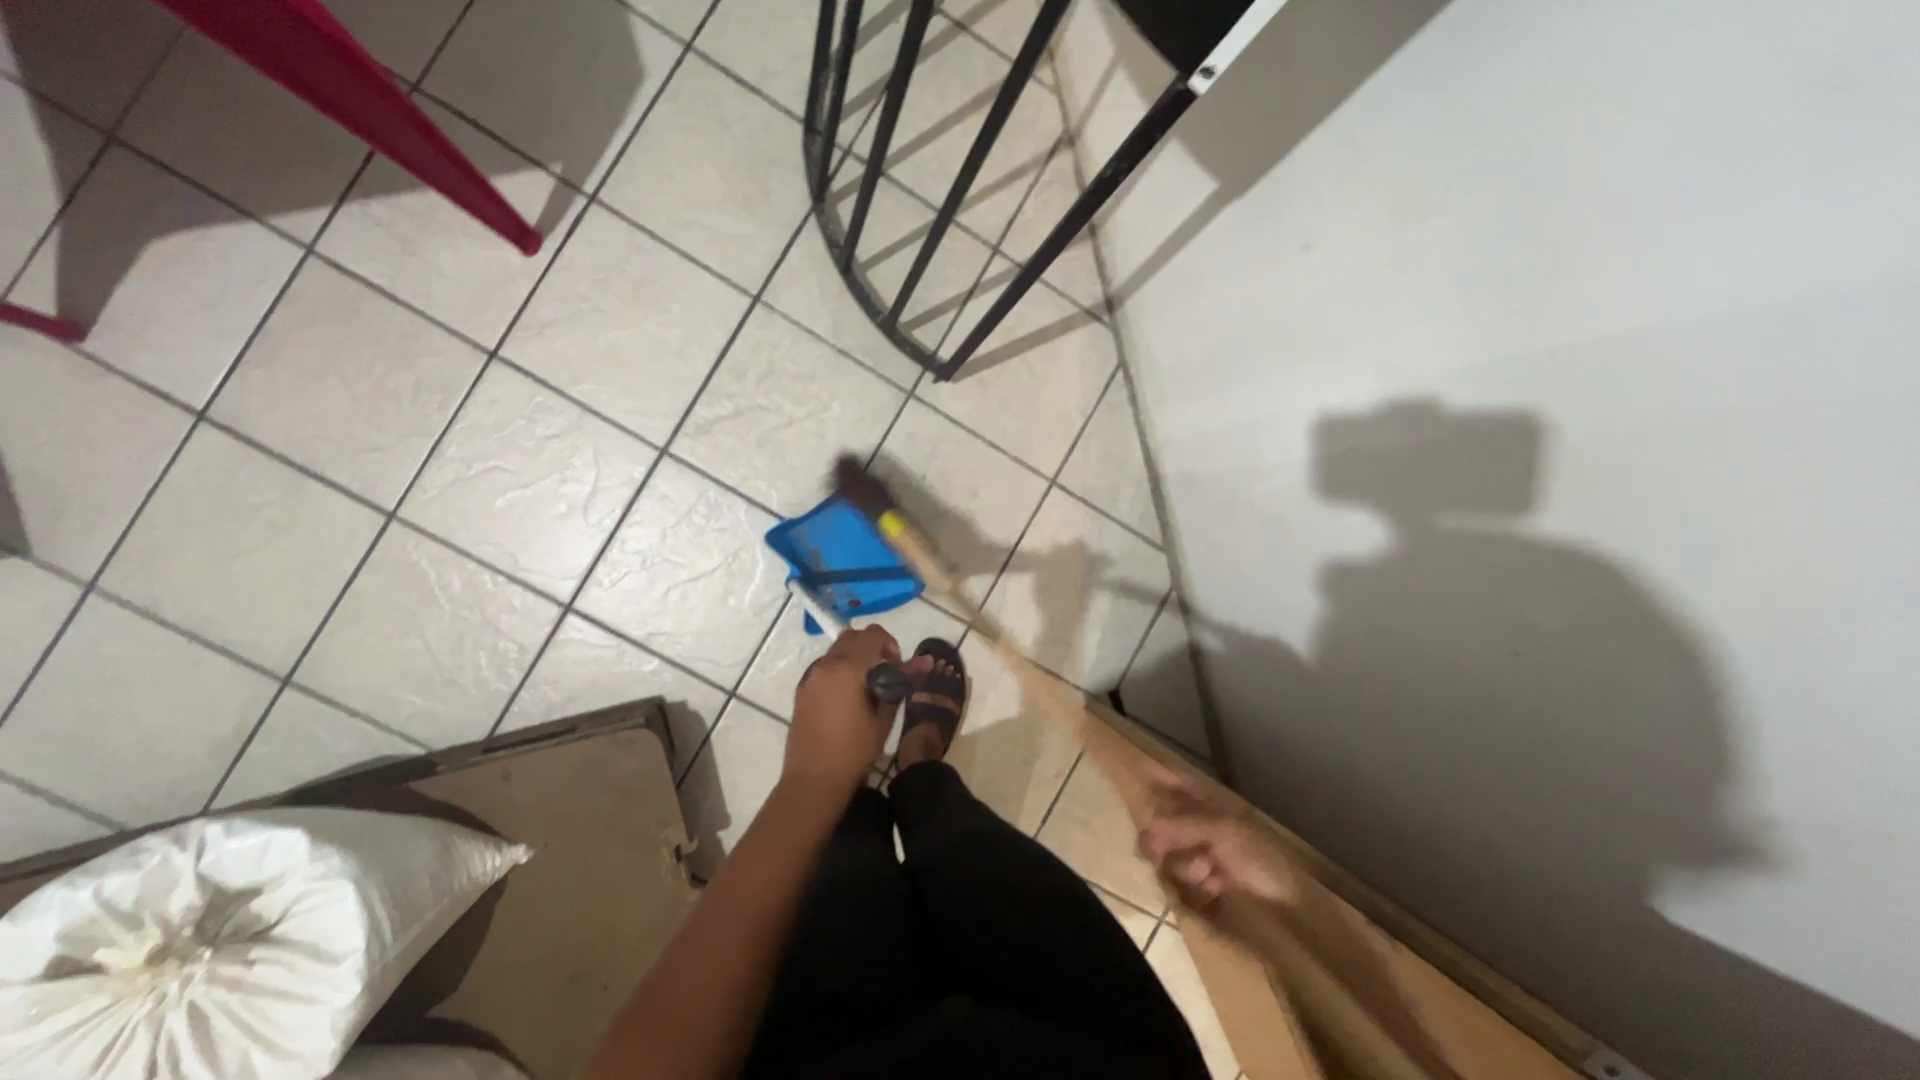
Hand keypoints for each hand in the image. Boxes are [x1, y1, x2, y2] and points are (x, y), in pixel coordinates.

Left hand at [786, 626, 924, 792]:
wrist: (814, 780)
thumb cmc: (854, 751)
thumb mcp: (884, 718)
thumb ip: (901, 684)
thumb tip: (925, 661)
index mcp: (847, 668)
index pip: (873, 634)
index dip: (891, 645)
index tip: (896, 669)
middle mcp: (825, 665)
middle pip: (852, 637)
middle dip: (872, 648)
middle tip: (884, 675)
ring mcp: (809, 677)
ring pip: (836, 651)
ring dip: (854, 659)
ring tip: (865, 690)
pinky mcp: (801, 691)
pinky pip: (824, 668)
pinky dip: (839, 672)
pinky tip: (846, 701)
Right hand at [1138, 766, 1299, 910]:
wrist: (1291, 903)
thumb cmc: (1261, 858)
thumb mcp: (1223, 833)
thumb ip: (1185, 825)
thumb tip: (1149, 823)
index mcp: (1216, 807)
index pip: (1182, 784)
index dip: (1161, 774)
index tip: (1139, 768)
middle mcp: (1210, 826)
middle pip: (1170, 824)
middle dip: (1161, 838)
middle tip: (1154, 852)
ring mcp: (1212, 853)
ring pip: (1176, 854)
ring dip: (1184, 865)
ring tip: (1205, 874)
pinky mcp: (1215, 880)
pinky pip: (1189, 879)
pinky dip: (1197, 884)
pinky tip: (1213, 888)